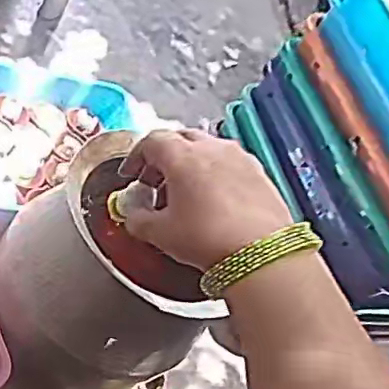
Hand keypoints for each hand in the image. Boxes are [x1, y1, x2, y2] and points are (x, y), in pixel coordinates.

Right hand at [117, 129, 294, 271]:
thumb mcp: (158, 233)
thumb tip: (133, 215)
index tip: (130, 173)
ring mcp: (239, 157)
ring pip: (206, 149)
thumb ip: (137, 220)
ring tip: (179, 195)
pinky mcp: (257, 172)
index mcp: (183, 157)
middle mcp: (213, 148)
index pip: (152, 141)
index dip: (135, 157)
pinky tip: (206, 202)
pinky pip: (227, 163)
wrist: (257, 250)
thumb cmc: (208, 238)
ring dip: (187, 165)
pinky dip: (210, 174)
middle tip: (152, 182)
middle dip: (162, 158)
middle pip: (180, 138)